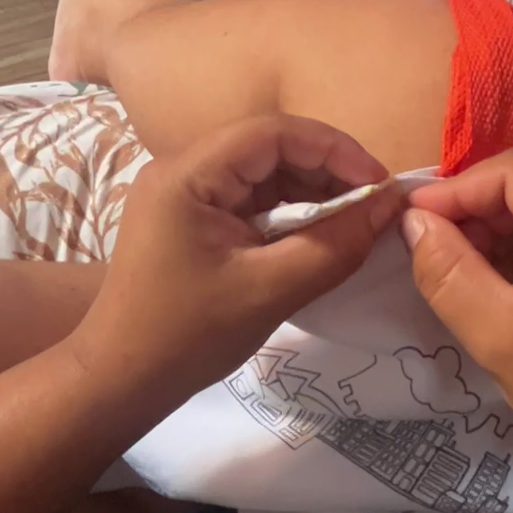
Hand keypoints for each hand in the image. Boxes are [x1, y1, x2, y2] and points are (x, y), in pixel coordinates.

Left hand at [70, 115, 402, 399]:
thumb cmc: (188, 336)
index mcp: (188, 173)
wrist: (121, 380)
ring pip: (264, 173)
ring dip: (312, 193)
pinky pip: (251, 199)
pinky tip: (318, 235)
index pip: (274, 132)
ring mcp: (185, 192)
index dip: (334, 150)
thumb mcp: (270, 291)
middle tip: (372, 207)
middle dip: (327, 172)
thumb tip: (390, 205)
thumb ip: (335, 245)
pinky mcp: (193, 217)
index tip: (378, 184)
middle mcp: (183, 169)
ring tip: (354, 222)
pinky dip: (289, 213)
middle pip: (269, 147)